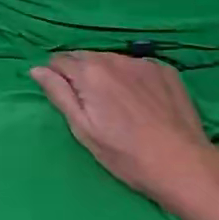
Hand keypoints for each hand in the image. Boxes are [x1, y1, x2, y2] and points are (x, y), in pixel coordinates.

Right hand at [30, 52, 218, 210]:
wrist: (181, 162)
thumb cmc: (125, 154)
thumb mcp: (83, 129)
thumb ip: (59, 94)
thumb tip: (37, 69)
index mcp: (90, 72)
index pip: (60, 60)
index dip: (56, 75)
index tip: (62, 94)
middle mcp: (115, 58)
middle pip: (86, 57)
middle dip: (81, 73)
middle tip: (89, 103)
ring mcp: (142, 62)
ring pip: (113, 60)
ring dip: (106, 73)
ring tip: (115, 103)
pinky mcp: (165, 69)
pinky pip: (137, 66)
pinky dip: (131, 77)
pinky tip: (140, 101)